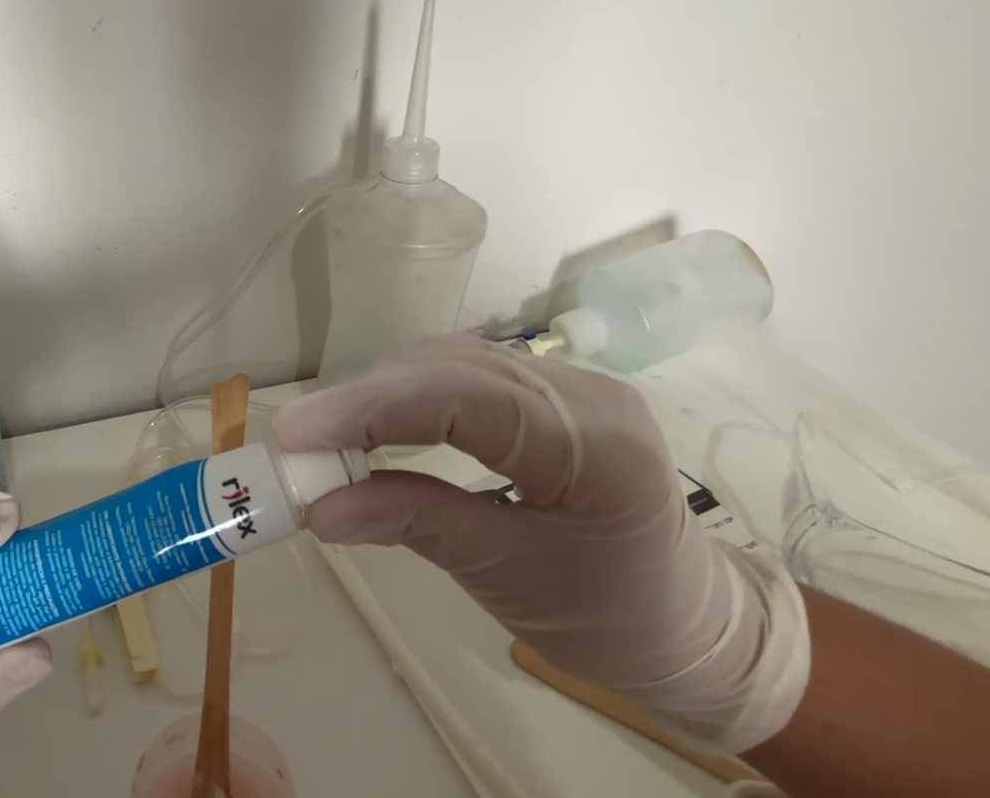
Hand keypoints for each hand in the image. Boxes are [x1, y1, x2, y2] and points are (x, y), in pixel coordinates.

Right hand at [274, 335, 808, 751]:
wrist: (695, 627)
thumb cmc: (613, 620)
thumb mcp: (508, 577)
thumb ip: (413, 523)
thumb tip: (319, 508)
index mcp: (594, 443)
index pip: (462, 398)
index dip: (370, 408)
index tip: (294, 435)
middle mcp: (583, 391)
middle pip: (451, 369)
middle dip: (366, 401)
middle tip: (298, 444)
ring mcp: (571, 384)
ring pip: (454, 362)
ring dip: (384, 395)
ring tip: (329, 437)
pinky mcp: (554, 394)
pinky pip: (469, 378)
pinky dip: (412, 398)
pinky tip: (380, 423)